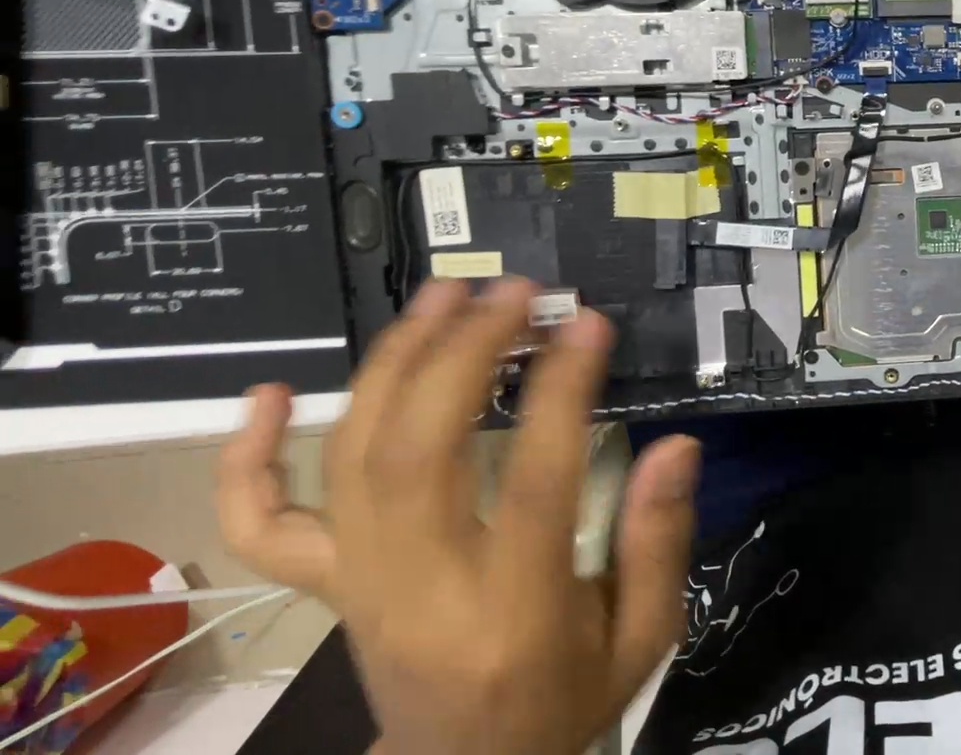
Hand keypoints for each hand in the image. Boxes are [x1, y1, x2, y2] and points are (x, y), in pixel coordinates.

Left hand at [217, 279, 701, 754]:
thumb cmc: (567, 700)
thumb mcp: (646, 636)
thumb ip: (659, 540)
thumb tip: (677, 445)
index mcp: (514, 612)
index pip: (533, 482)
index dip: (562, 391)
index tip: (587, 324)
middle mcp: (420, 591)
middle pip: (416, 454)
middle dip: (463, 354)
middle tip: (514, 293)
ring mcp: (359, 585)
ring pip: (350, 460)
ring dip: (393, 365)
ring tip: (443, 296)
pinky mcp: (329, 585)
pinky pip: (267, 523)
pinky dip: (249, 457)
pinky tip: (271, 393)